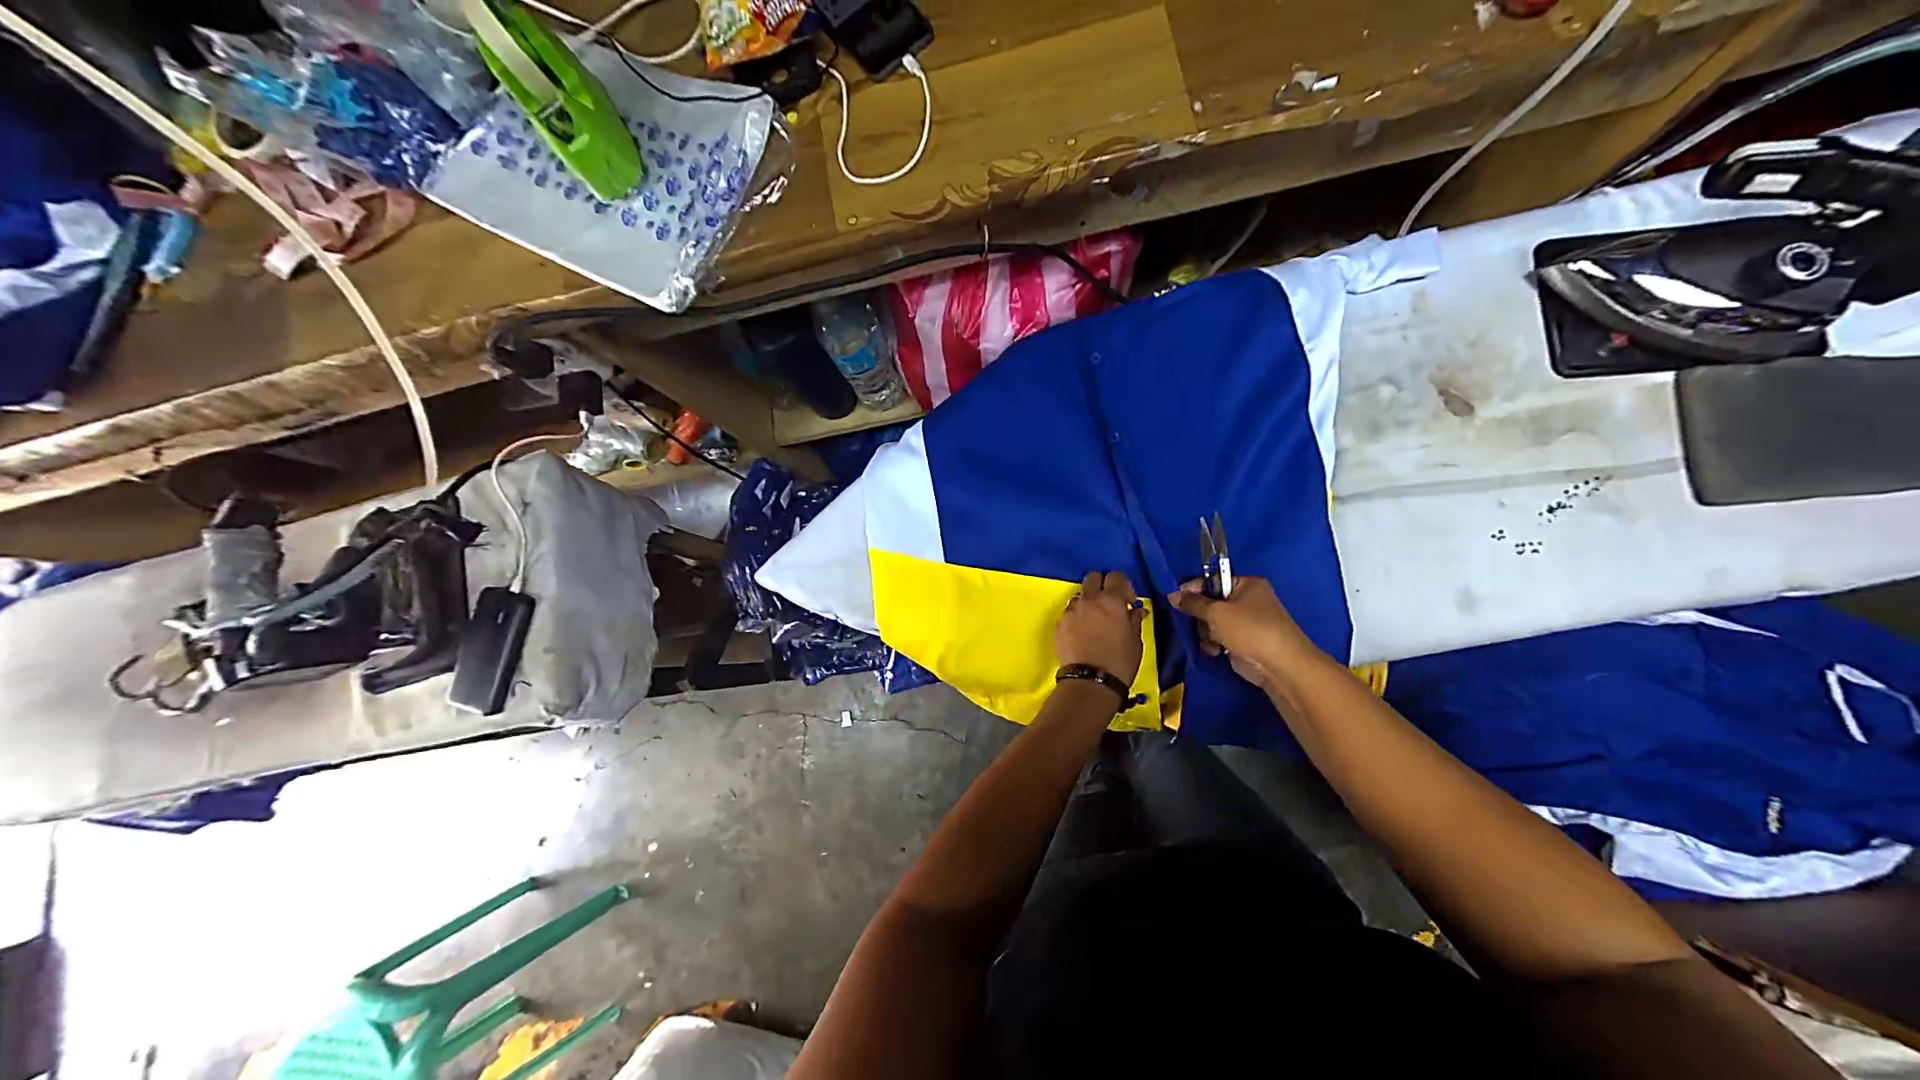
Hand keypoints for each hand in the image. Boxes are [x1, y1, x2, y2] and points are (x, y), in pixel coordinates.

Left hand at [1055, 571, 1146, 686]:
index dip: (1124, 586)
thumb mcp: (1135, 641)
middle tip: (1109, 603)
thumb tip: (1136, 610)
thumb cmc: (1120, 662)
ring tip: (1093, 620)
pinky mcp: (1059, 624)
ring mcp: (1071, 611)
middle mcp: (1088, 600)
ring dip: (1087, 602)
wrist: (1091, 682)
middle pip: (1093, 577)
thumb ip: (1134, 620)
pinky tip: (1082, 632)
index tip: (1128, 601)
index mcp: (1111, 600)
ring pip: (1079, 595)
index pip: (1116, 576)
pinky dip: (1076, 616)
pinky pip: (1069, 612)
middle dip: (1102, 585)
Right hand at [1166, 577, 1325, 691]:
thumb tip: (1172, 595)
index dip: (1194, 589)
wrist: (1279, 665)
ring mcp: (1246, 622)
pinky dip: (1215, 644)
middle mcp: (1247, 600)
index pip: (1213, 580)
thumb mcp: (1217, 613)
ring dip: (1207, 634)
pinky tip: (1217, 652)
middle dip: (1202, 617)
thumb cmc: (1250, 630)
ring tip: (1213, 643)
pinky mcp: (1243, 641)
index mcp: (1247, 584)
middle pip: (1211, 603)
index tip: (1177, 599)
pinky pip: (1220, 637)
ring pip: (1212, 622)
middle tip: (1201, 625)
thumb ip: (1193, 603)